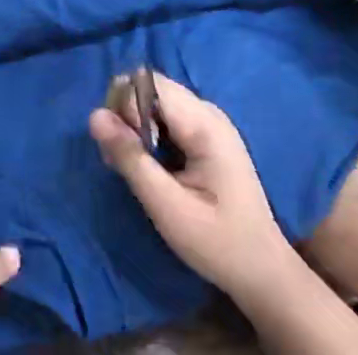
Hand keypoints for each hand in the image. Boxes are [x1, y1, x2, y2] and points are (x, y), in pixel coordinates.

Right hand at [89, 72, 284, 294]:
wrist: (263, 273)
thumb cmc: (217, 243)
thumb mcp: (167, 207)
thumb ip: (130, 158)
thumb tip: (94, 114)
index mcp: (205, 125)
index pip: (150, 84)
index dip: (125, 105)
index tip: (119, 145)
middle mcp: (208, 113)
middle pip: (151, 89)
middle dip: (126, 116)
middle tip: (119, 159)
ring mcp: (209, 123)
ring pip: (155, 102)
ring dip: (135, 126)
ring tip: (131, 167)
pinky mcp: (206, 136)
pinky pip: (166, 117)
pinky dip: (148, 134)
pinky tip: (148, 167)